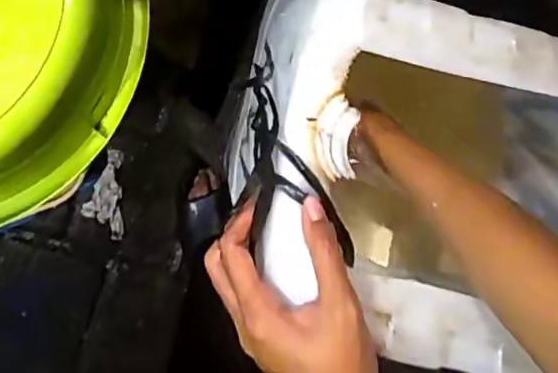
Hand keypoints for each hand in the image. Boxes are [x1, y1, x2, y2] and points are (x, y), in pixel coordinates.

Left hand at [204, 195, 376, 372]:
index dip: (239, 219)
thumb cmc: (341, 361)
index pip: (228, 252)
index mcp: (255, 313)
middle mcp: (244, 324)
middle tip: (256, 214)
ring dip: (239, 251)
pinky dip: (249, 269)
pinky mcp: (262, 340)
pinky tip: (276, 262)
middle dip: (231, 232)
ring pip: (226, 283)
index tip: (259, 201)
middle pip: (216, 266)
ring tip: (266, 231)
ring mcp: (251, 335)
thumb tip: (310, 205)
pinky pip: (242, 296)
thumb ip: (323, 252)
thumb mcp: (340, 304)